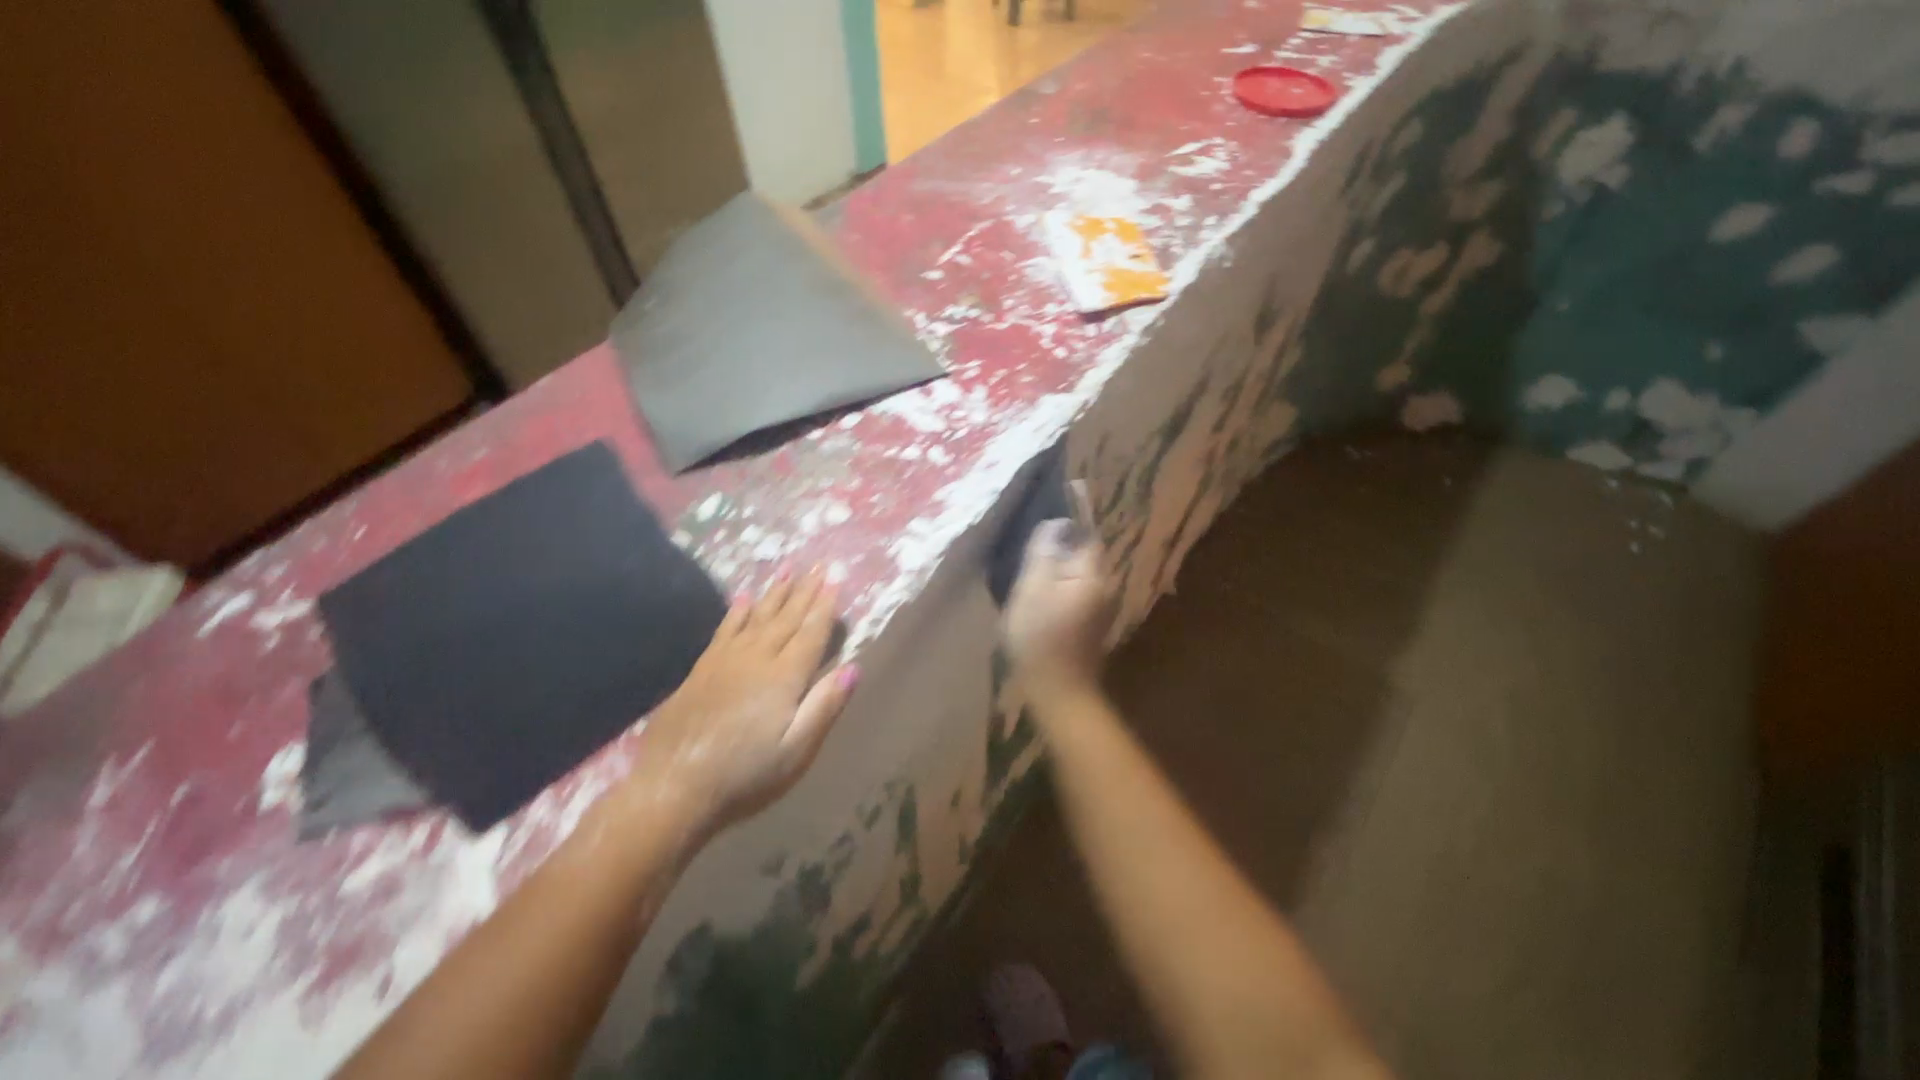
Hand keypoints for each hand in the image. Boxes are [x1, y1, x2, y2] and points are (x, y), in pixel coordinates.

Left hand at [625, 568, 857, 835]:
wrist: (674, 788)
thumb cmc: (745, 777)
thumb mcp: (796, 752)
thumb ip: (824, 707)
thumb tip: (853, 667)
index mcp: (783, 678)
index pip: (810, 634)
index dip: (824, 607)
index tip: (834, 578)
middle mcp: (755, 659)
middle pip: (785, 618)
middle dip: (803, 591)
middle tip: (816, 564)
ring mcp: (724, 662)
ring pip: (755, 617)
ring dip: (773, 593)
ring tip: (786, 568)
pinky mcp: (701, 671)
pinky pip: (724, 629)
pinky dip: (736, 612)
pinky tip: (742, 599)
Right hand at [1003, 519, 1115, 703]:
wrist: (1058, 693)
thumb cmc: (1040, 638)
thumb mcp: (1033, 588)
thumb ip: (1044, 552)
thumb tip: (1057, 523)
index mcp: (1094, 575)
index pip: (1085, 537)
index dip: (1064, 530)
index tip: (1040, 531)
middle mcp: (1107, 588)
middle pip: (1083, 558)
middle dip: (1059, 554)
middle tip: (1029, 558)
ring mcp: (1103, 611)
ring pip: (1079, 578)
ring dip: (1058, 575)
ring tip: (1030, 579)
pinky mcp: (1093, 628)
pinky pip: (1077, 596)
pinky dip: (1060, 594)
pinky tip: (1039, 603)